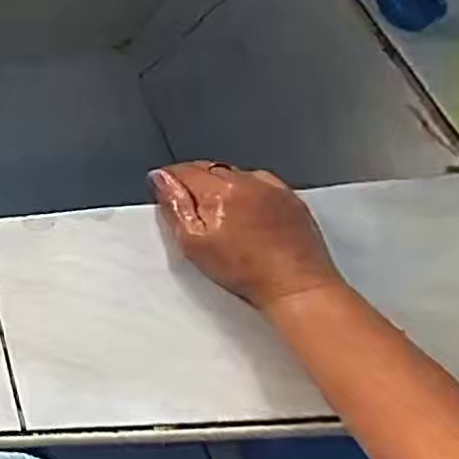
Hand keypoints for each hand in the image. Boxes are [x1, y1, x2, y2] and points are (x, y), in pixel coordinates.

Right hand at [148, 161, 343, 309]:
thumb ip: (174, 205)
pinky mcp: (291, 199)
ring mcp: (272, 189)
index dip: (169, 181)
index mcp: (220, 191)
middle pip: (207, 169)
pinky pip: (259, 182)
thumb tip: (161, 178)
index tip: (167, 194)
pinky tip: (246, 212)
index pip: (183, 170)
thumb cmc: (246, 271)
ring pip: (232, 173)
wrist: (297, 289)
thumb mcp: (192, 242)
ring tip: (223, 215)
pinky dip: (247, 190)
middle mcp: (247, 182)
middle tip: (195, 213)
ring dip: (221, 186)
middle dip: (195, 184)